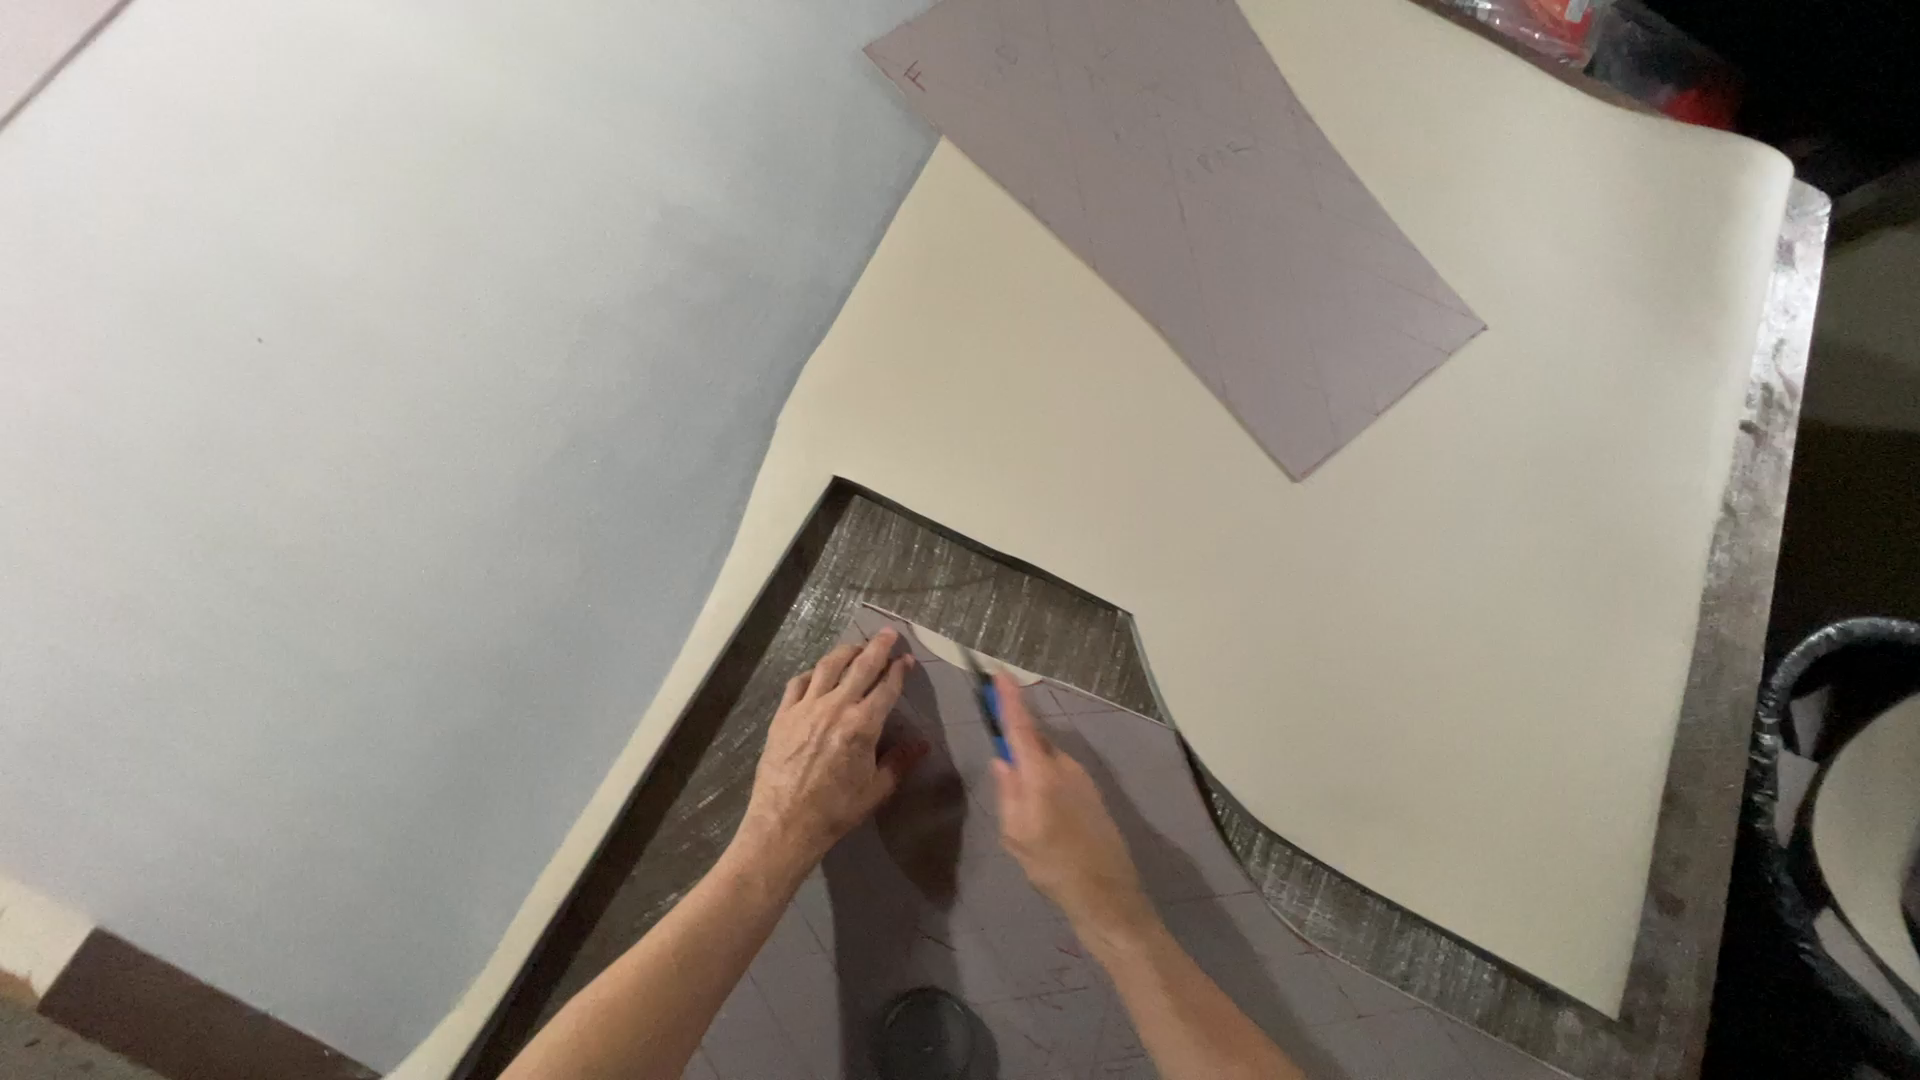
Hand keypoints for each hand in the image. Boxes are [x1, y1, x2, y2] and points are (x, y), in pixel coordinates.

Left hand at [737, 628, 929, 876]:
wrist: (785, 824)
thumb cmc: (836, 810)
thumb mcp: (876, 790)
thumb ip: (900, 762)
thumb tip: (923, 744)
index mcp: (863, 725)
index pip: (887, 687)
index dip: (899, 670)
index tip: (906, 659)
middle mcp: (836, 708)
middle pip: (860, 666)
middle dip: (877, 647)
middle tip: (888, 633)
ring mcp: (806, 708)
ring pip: (828, 667)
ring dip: (845, 652)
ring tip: (856, 646)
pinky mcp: (783, 716)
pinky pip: (798, 684)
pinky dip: (812, 673)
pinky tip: (818, 673)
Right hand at [991, 672, 1154, 940]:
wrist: (1107, 894)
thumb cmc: (1054, 867)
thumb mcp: (1016, 834)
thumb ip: (1007, 792)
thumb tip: (1002, 761)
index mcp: (1042, 774)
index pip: (1021, 727)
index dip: (1009, 699)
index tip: (1000, 673)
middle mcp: (1065, 767)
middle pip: (1033, 742)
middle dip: (1017, 746)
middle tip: (1006, 779)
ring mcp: (1082, 778)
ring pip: (1046, 761)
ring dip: (1032, 772)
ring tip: (1029, 817)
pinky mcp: (1092, 791)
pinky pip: (1059, 775)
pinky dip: (1046, 783)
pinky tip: (1047, 819)